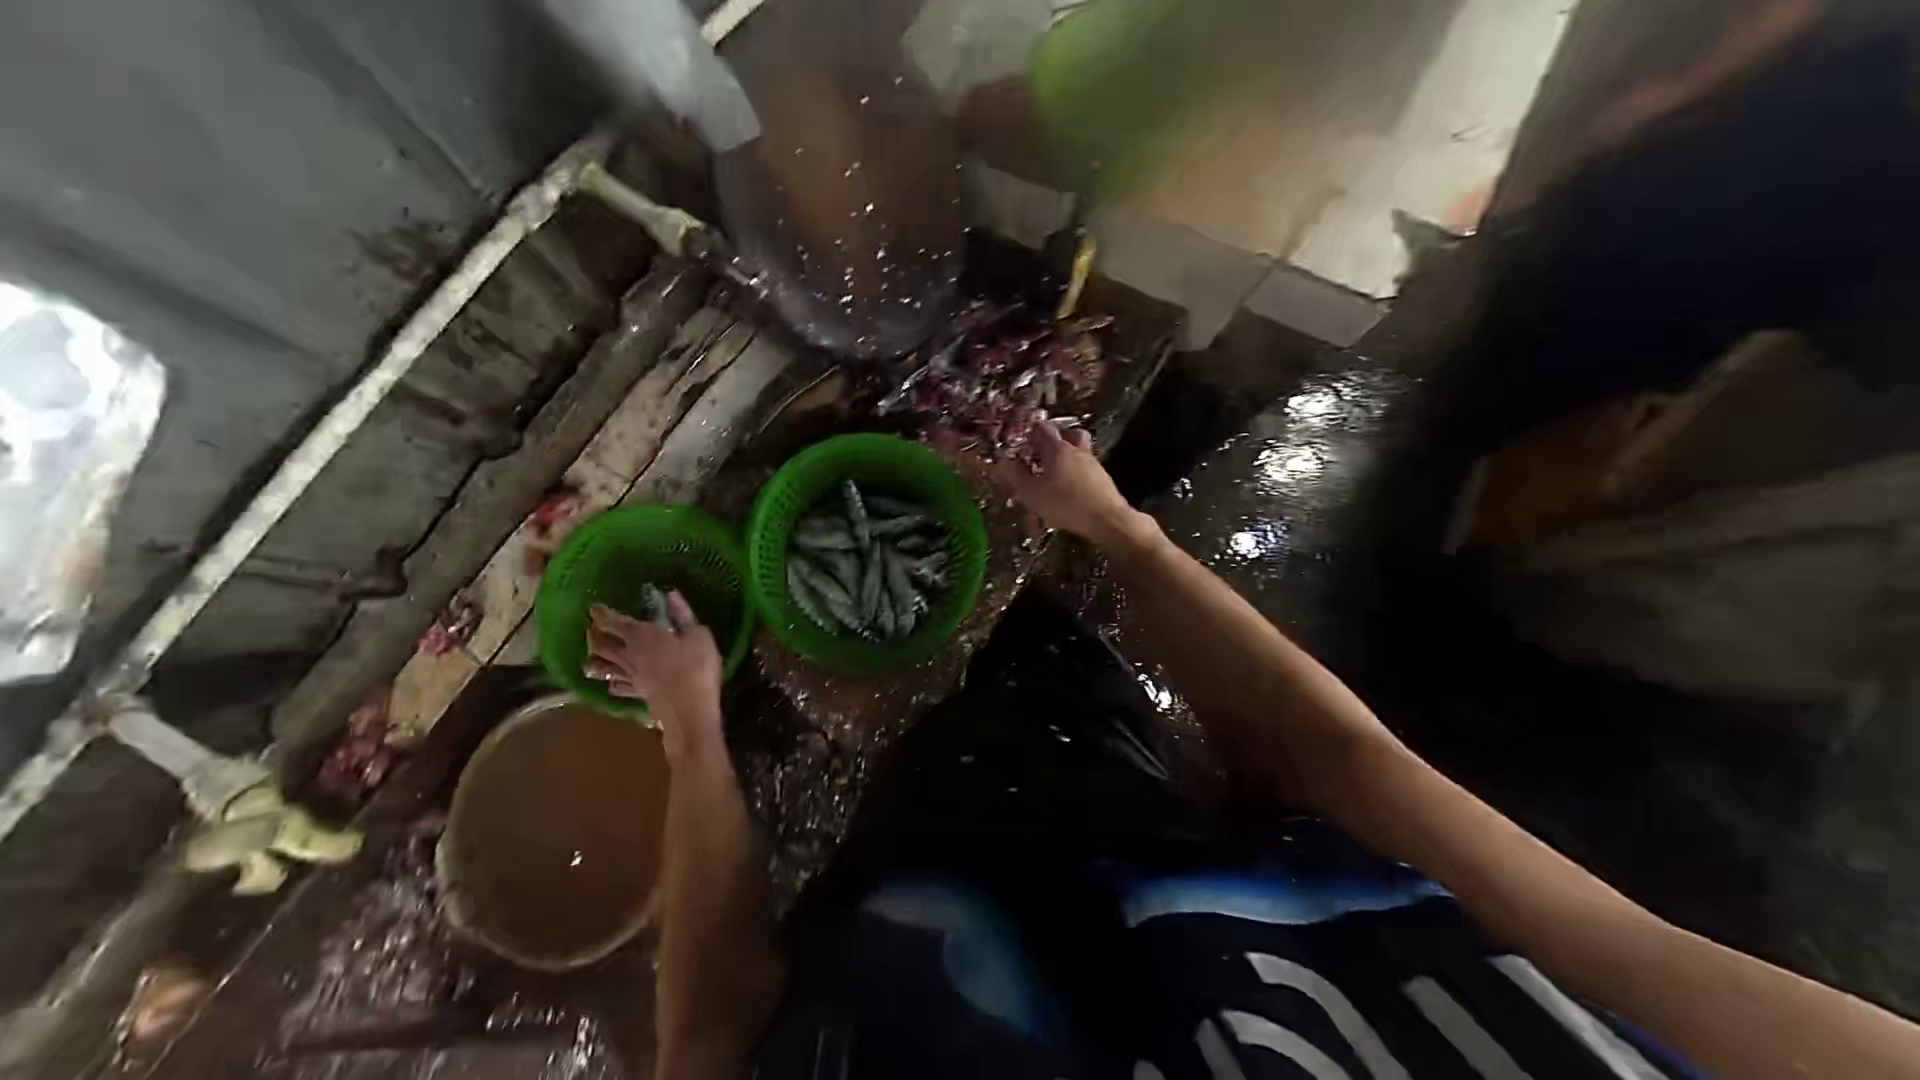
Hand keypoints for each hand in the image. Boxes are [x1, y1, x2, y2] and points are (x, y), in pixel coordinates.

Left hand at [587, 593, 723, 760]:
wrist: (690, 710)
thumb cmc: (696, 667)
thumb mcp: (698, 635)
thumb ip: (683, 615)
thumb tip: (672, 595)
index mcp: (642, 636)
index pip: (613, 622)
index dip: (601, 614)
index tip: (594, 608)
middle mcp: (629, 655)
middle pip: (601, 645)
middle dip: (594, 635)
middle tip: (592, 629)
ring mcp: (630, 677)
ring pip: (603, 667)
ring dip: (594, 660)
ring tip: (590, 657)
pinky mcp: (636, 694)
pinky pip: (617, 687)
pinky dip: (611, 682)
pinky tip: (612, 682)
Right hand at [995, 422, 1152, 547]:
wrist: (1107, 519)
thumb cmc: (1065, 504)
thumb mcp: (1032, 494)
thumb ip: (1017, 476)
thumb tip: (1006, 462)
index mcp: (1057, 449)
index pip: (1044, 429)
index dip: (1032, 431)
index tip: (1024, 441)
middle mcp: (1077, 451)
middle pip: (1068, 433)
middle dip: (1055, 438)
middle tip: (1043, 450)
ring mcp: (1092, 463)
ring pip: (1078, 449)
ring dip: (1066, 454)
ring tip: (1054, 471)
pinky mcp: (1102, 478)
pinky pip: (1085, 466)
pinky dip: (1076, 470)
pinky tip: (1069, 486)